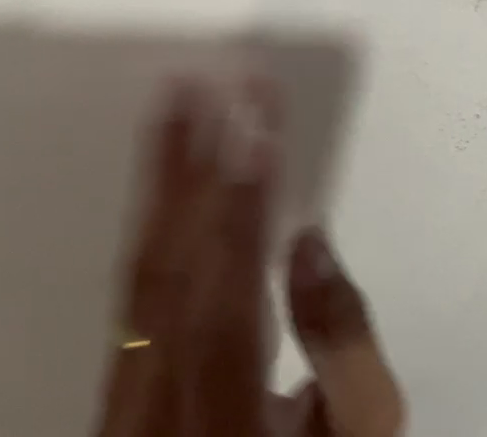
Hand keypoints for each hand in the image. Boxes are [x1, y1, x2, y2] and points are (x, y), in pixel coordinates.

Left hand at [96, 80, 403, 436]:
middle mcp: (160, 397)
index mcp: (225, 408)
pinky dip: (149, 217)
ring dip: (162, 178)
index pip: (230, 284)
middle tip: (216, 84)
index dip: (245, 198)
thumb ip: (343, 340)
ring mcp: (128, 392)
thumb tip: (311, 243)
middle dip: (195, 164)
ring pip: (140, 271)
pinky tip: (165, 178)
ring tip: (181, 103)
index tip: (258, 121)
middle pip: (170, 266)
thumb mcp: (362, 425)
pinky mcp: (124, 379)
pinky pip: (132, 287)